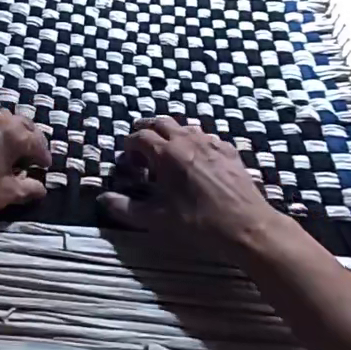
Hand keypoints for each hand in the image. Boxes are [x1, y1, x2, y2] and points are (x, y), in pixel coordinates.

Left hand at [0, 110, 50, 227]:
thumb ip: (28, 187)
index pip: (36, 141)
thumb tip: (41, 187)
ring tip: (12, 153)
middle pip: (21, 124)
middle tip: (32, 158)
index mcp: (11, 133)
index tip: (45, 168)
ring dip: (12, 133)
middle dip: (30, 140)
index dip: (43, 156)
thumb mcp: (6, 193)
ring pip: (2, 120)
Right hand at [99, 117, 303, 251]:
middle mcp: (187, 141)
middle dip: (146, 131)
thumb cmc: (200, 223)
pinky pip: (206, 137)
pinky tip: (196, 160)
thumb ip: (126, 209)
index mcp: (166, 154)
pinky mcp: (229, 151)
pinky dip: (194, 142)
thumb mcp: (158, 220)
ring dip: (170, 134)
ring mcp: (211, 144)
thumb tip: (103, 200)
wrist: (248, 227)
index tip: (129, 163)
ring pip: (184, 126)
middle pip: (160, 122)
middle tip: (141, 148)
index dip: (129, 147)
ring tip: (166, 153)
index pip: (139, 137)